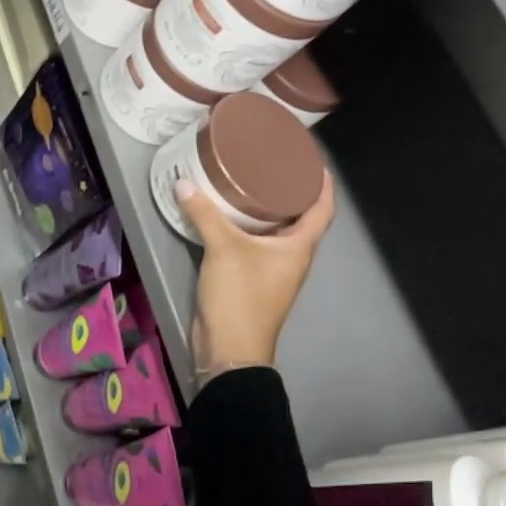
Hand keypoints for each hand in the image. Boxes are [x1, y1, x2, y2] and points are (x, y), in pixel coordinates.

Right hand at [180, 173, 334, 381]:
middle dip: (290, 189)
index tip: (311, 157)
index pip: (323, 209)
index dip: (322, 182)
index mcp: (299, 247)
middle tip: (271, 159)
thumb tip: (183, 182)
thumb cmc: (241, 295)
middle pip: (300, 216)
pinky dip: (246, 224)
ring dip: (266, 207)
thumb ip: (204, 213)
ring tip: (248, 178)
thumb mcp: (223, 248)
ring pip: (276, 230)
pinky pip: (255, 242)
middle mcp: (292, 256)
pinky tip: (226, 212)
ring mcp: (272, 268)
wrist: (230, 348)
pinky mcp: (252, 277)